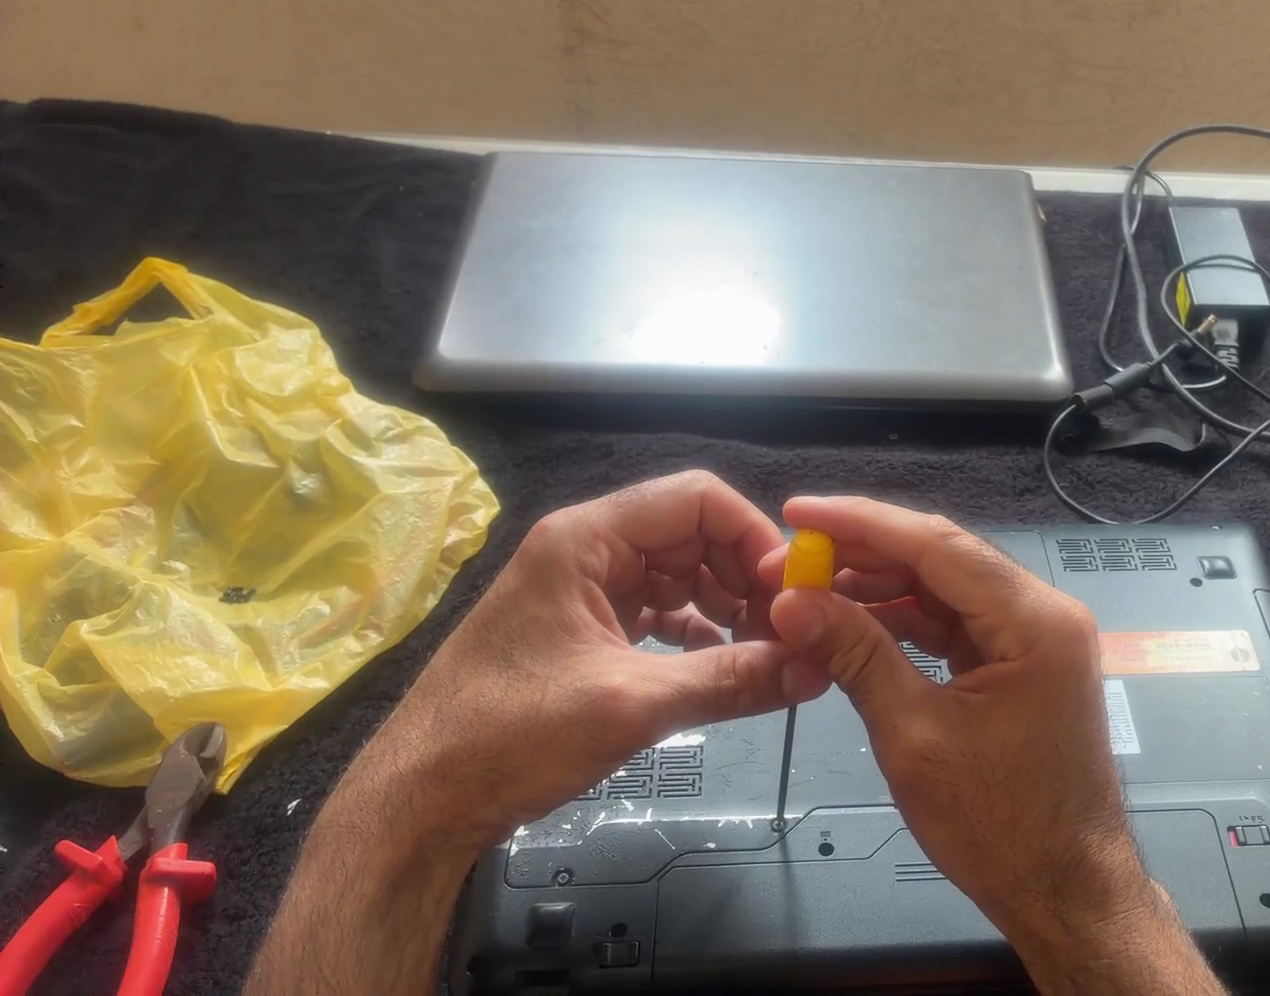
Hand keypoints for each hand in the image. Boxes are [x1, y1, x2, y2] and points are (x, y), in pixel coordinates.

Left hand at [370, 470, 831, 845]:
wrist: (418, 807)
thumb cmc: (509, 739)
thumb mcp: (631, 704)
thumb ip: (732, 680)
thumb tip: (815, 673)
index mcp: (588, 539)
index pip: (696, 498)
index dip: (752, 533)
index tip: (790, 586)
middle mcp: (591, 551)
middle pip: (696, 535)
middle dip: (747, 577)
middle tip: (789, 627)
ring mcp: (590, 590)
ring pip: (685, 574)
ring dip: (729, 607)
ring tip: (767, 649)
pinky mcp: (591, 628)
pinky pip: (665, 611)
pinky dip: (702, 633)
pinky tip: (726, 664)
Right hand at [762, 497, 1220, 991]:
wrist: (1066, 892)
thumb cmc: (1000, 827)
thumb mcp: (915, 736)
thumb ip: (856, 655)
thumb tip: (793, 602)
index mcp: (1035, 620)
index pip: (937, 545)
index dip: (862, 523)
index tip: (801, 510)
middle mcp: (1044, 612)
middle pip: (944, 558)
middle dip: (866, 554)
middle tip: (796, 557)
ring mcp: (1036, 635)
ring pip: (947, 588)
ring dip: (883, 587)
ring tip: (815, 590)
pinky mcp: (1022, 659)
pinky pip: (957, 621)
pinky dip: (907, 620)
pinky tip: (857, 621)